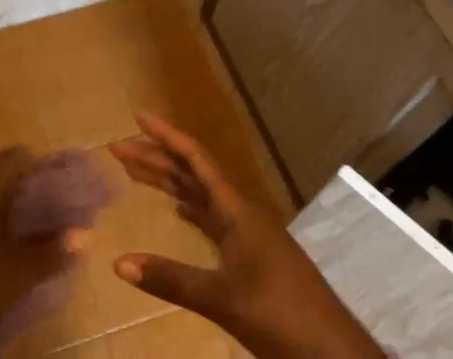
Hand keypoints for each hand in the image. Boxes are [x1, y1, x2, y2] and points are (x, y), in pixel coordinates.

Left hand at [0, 146, 94, 356]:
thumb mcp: (11, 279)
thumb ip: (49, 253)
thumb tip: (86, 233)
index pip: (19, 158)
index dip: (49, 169)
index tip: (74, 191)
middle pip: (5, 177)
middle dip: (37, 194)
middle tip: (67, 219)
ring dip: (18, 215)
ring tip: (47, 239)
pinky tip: (12, 256)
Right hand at [109, 113, 383, 358]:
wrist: (335, 353)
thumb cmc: (282, 316)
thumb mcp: (222, 299)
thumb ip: (171, 279)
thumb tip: (117, 262)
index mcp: (237, 211)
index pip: (196, 160)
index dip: (166, 137)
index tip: (137, 117)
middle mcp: (242, 214)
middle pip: (193, 174)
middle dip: (156, 159)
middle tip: (118, 149)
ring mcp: (250, 236)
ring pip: (202, 197)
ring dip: (169, 182)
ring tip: (136, 173)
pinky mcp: (254, 258)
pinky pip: (213, 220)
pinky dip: (190, 209)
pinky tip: (178, 211)